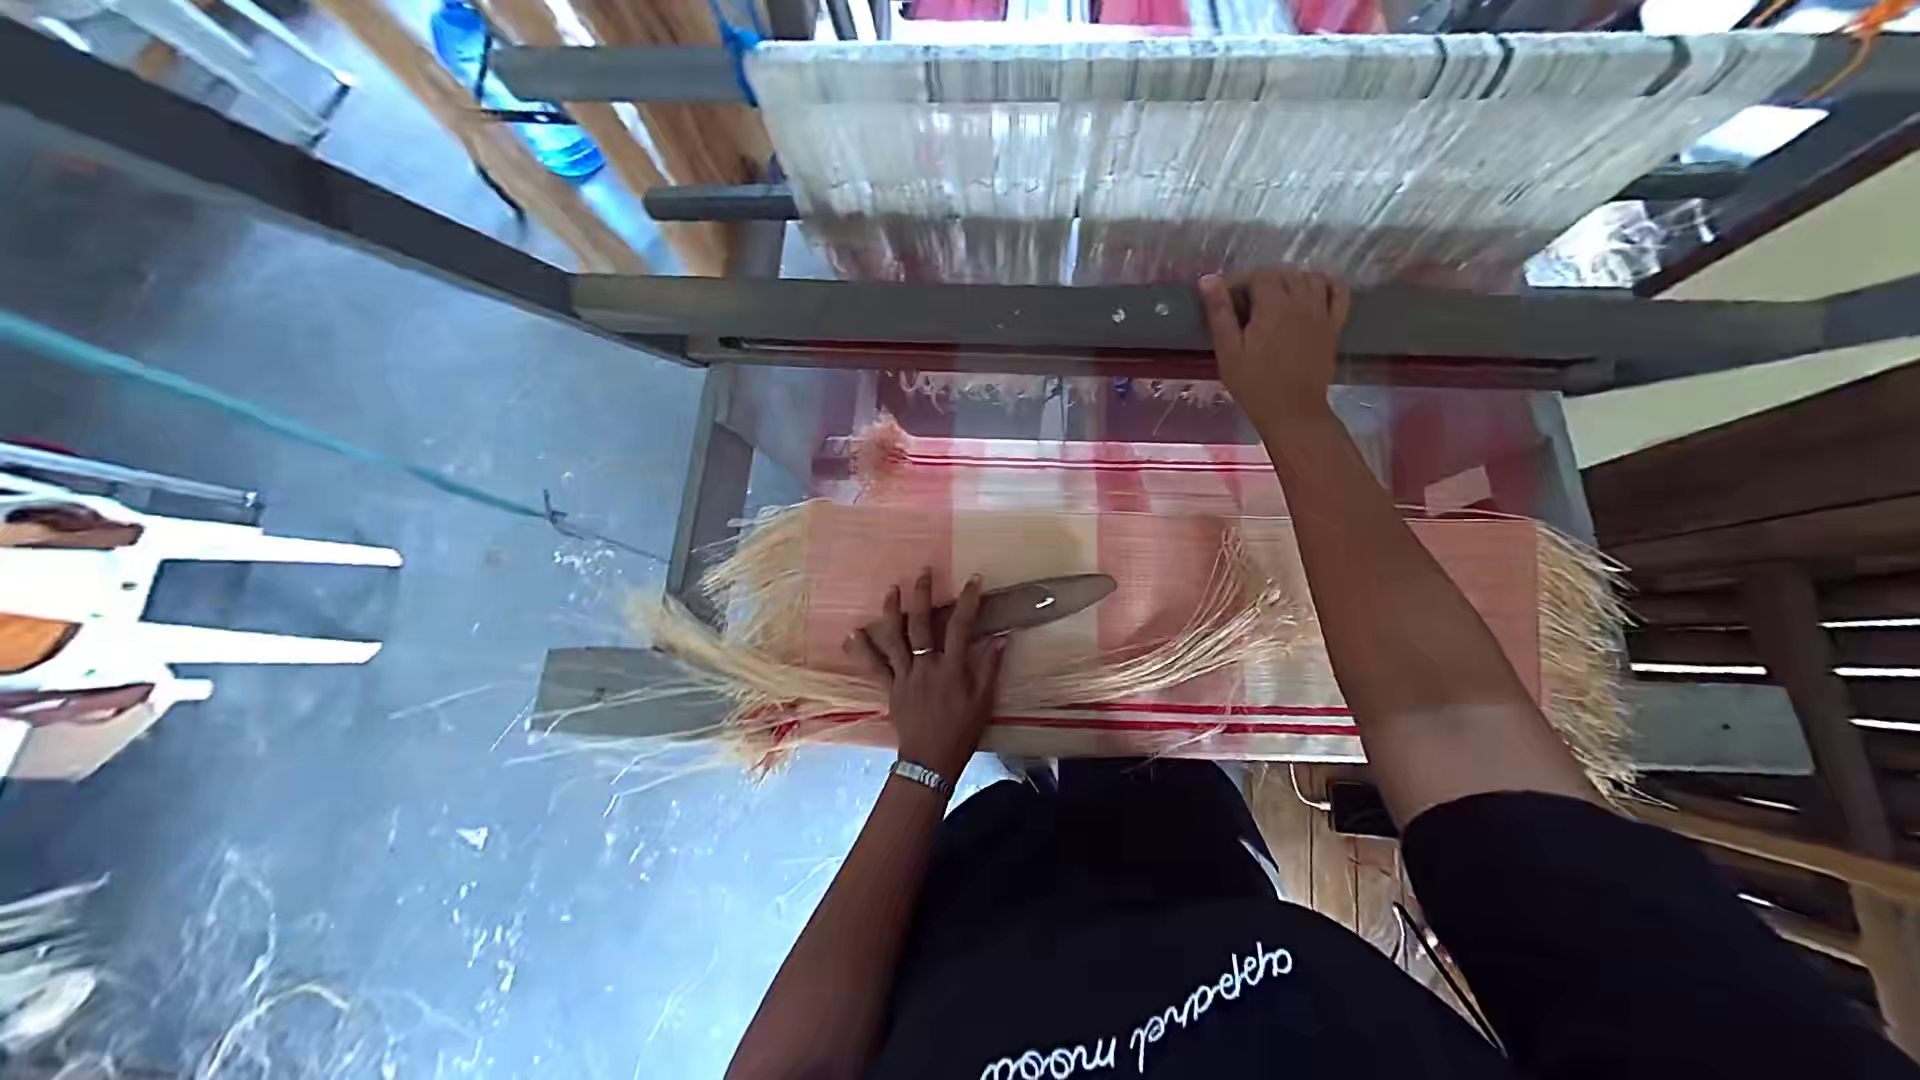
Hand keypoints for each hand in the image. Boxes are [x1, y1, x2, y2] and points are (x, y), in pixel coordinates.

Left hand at [846, 569, 1005, 780]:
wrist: (930, 760)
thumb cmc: (961, 731)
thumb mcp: (983, 702)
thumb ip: (989, 668)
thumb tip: (1001, 638)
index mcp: (951, 669)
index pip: (960, 626)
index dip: (968, 601)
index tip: (973, 579)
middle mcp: (925, 666)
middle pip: (921, 624)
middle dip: (923, 595)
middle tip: (924, 572)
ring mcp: (904, 675)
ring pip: (894, 638)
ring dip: (891, 611)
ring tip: (891, 589)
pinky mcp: (890, 687)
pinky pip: (873, 666)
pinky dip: (862, 650)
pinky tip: (853, 633)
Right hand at [1199, 268, 1349, 427]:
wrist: (1291, 409)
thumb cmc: (1253, 383)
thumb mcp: (1228, 350)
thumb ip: (1219, 312)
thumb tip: (1208, 279)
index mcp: (1274, 304)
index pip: (1258, 275)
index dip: (1240, 283)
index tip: (1227, 301)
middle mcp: (1302, 300)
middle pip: (1284, 273)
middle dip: (1263, 281)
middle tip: (1244, 305)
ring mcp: (1322, 311)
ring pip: (1310, 278)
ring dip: (1291, 280)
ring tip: (1274, 299)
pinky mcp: (1334, 325)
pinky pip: (1337, 292)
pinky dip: (1325, 285)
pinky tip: (1311, 292)